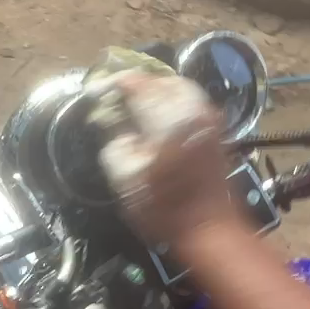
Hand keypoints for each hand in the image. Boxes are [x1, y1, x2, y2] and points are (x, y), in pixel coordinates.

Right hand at [98, 71, 241, 245]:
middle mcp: (192, 108)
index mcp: (167, 116)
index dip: (110, 85)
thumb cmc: (164, 208)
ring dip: (154, 94)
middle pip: (159, 80)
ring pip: (177, 89)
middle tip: (115, 100)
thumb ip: (114, 142)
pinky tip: (157, 121)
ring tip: (135, 109)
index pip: (134, 82)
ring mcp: (208, 117)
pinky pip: (190, 104)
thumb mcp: (124, 178)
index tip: (94, 94)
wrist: (210, 229)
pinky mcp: (215, 130)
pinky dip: (171, 105)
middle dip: (136, 86)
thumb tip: (112, 124)